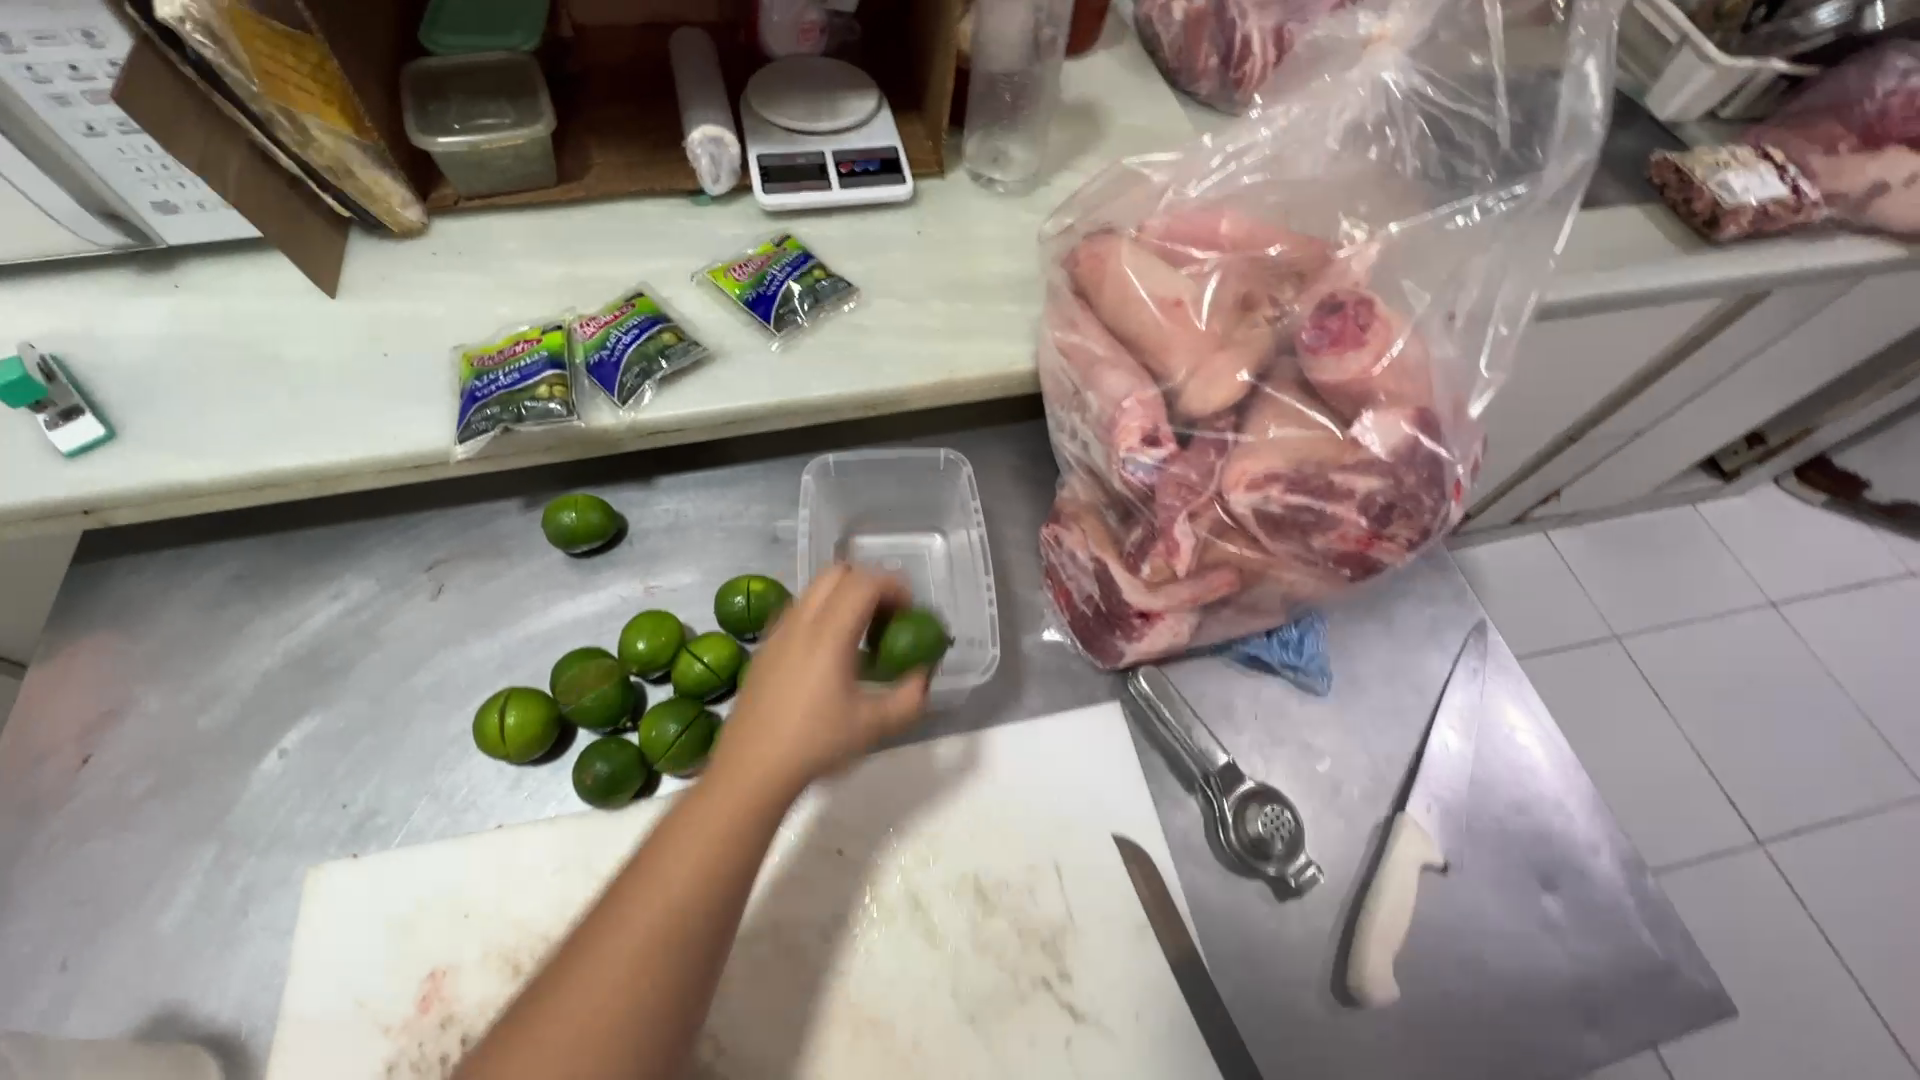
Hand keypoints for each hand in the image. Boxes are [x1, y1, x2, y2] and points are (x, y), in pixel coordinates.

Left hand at [712, 565, 929, 797]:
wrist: (752, 769)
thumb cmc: (816, 745)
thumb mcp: (876, 726)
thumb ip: (911, 696)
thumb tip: (923, 674)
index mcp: (828, 635)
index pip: (865, 583)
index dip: (894, 586)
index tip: (910, 611)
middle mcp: (800, 622)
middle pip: (837, 573)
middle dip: (869, 584)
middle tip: (888, 616)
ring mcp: (777, 632)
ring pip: (814, 589)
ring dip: (844, 597)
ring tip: (861, 635)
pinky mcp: (764, 647)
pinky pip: (798, 611)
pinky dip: (821, 614)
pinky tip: (830, 655)